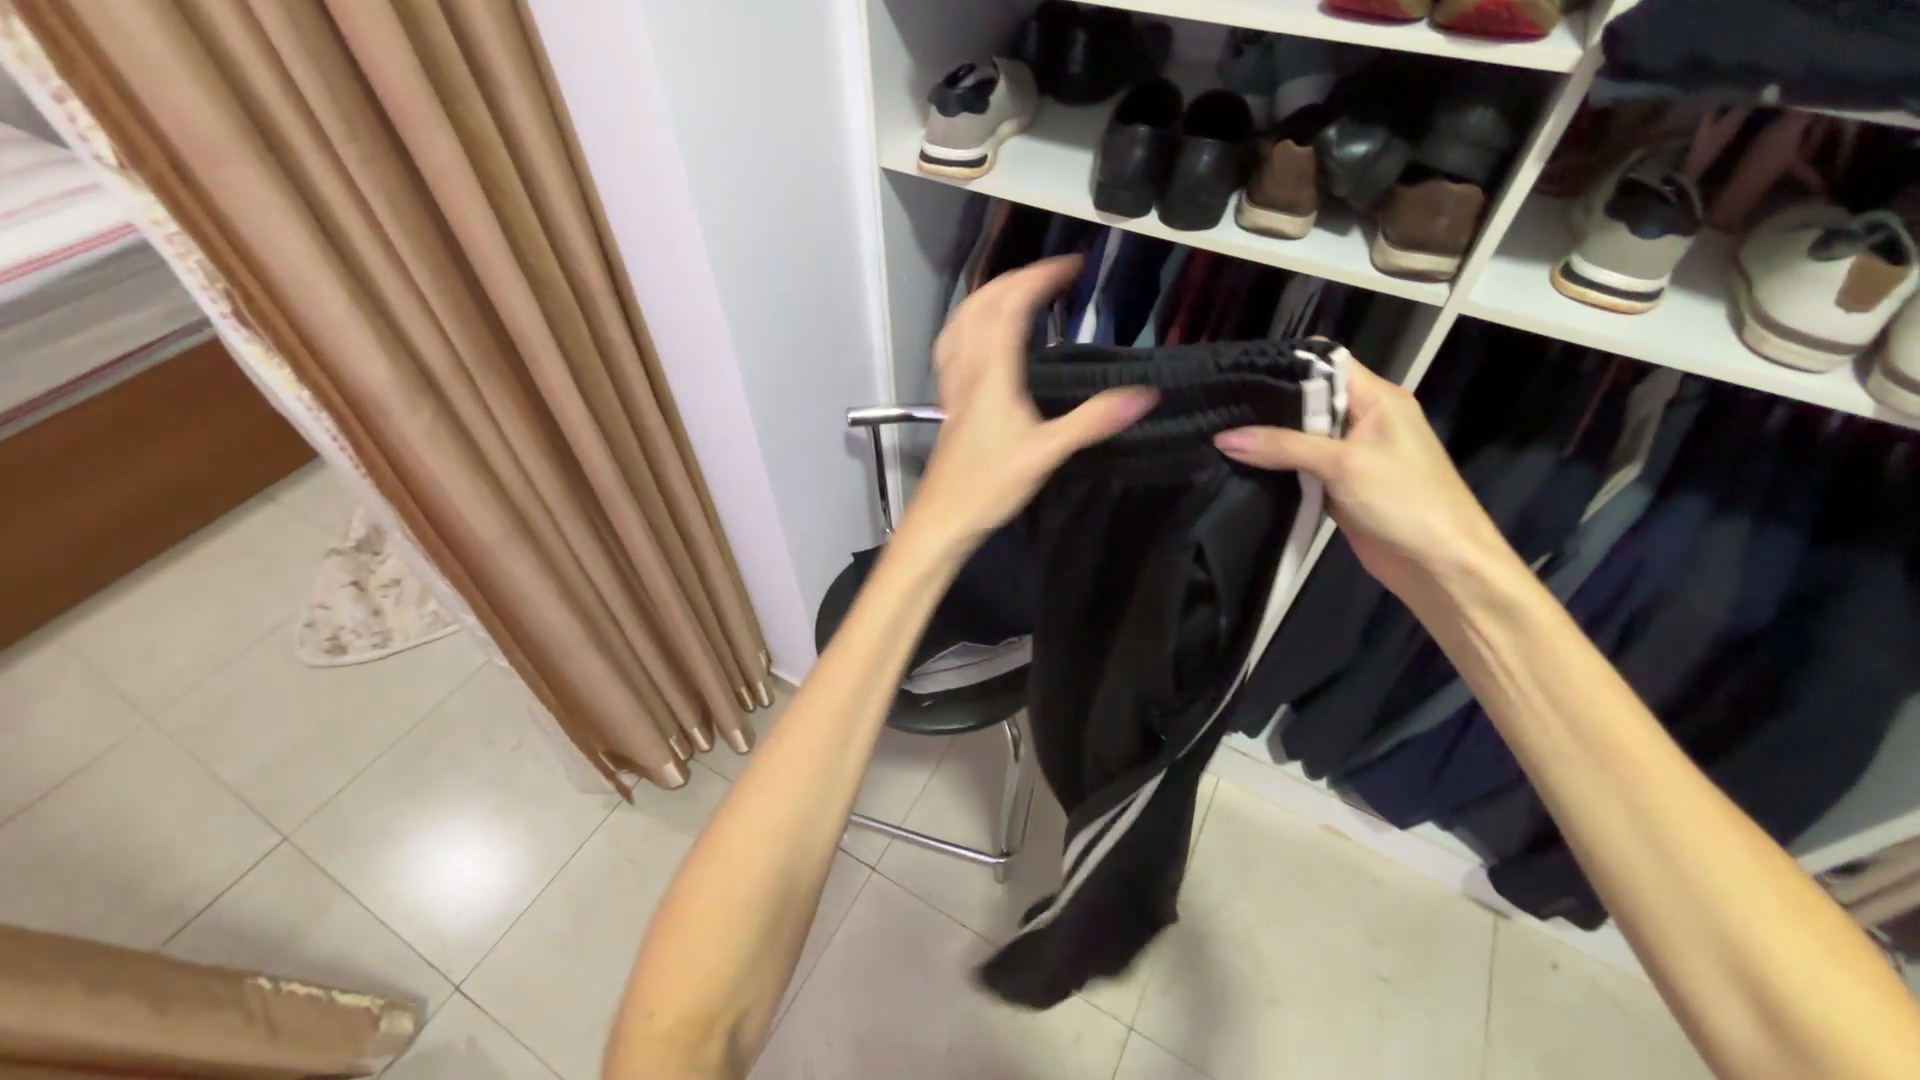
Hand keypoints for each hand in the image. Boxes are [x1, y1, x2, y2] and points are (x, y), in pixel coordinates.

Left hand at [899, 255, 1156, 560]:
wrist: (943, 518)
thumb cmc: (990, 485)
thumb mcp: (1047, 453)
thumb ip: (1093, 421)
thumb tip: (1144, 395)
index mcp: (992, 373)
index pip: (1012, 307)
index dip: (1040, 277)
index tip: (1072, 265)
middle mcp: (968, 369)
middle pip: (982, 304)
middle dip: (1016, 278)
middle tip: (1051, 274)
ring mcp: (954, 385)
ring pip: (961, 322)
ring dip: (988, 295)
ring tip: (1015, 288)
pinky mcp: (949, 402)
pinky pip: (952, 347)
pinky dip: (968, 325)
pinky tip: (978, 334)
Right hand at [1212, 361, 1513, 603]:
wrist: (1439, 565)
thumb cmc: (1404, 500)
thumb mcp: (1342, 465)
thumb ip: (1282, 447)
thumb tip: (1223, 438)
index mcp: (1377, 398)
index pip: (1327, 363)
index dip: (1285, 363)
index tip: (1238, 372)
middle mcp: (1364, 419)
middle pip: (1308, 400)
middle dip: (1267, 404)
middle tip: (1219, 404)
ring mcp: (1352, 455)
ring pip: (1301, 436)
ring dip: (1268, 439)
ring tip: (1219, 431)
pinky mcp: (1340, 486)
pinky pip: (1301, 468)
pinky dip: (1277, 468)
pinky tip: (1241, 466)